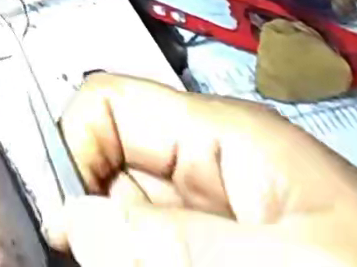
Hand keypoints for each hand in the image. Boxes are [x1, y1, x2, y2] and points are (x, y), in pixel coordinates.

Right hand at [46, 74, 356, 266]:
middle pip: (110, 178)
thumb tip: (73, 221)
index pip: (103, 105)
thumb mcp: (294, 262)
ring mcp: (228, 235)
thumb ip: (176, 238)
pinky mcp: (232, 264)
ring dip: (125, 253)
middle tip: (106, 260)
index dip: (72, 147)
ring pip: (133, 234)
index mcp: (226, 138)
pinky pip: (161, 257)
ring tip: (131, 263)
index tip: (63, 214)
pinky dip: (143, 263)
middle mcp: (218, 180)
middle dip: (101, 223)